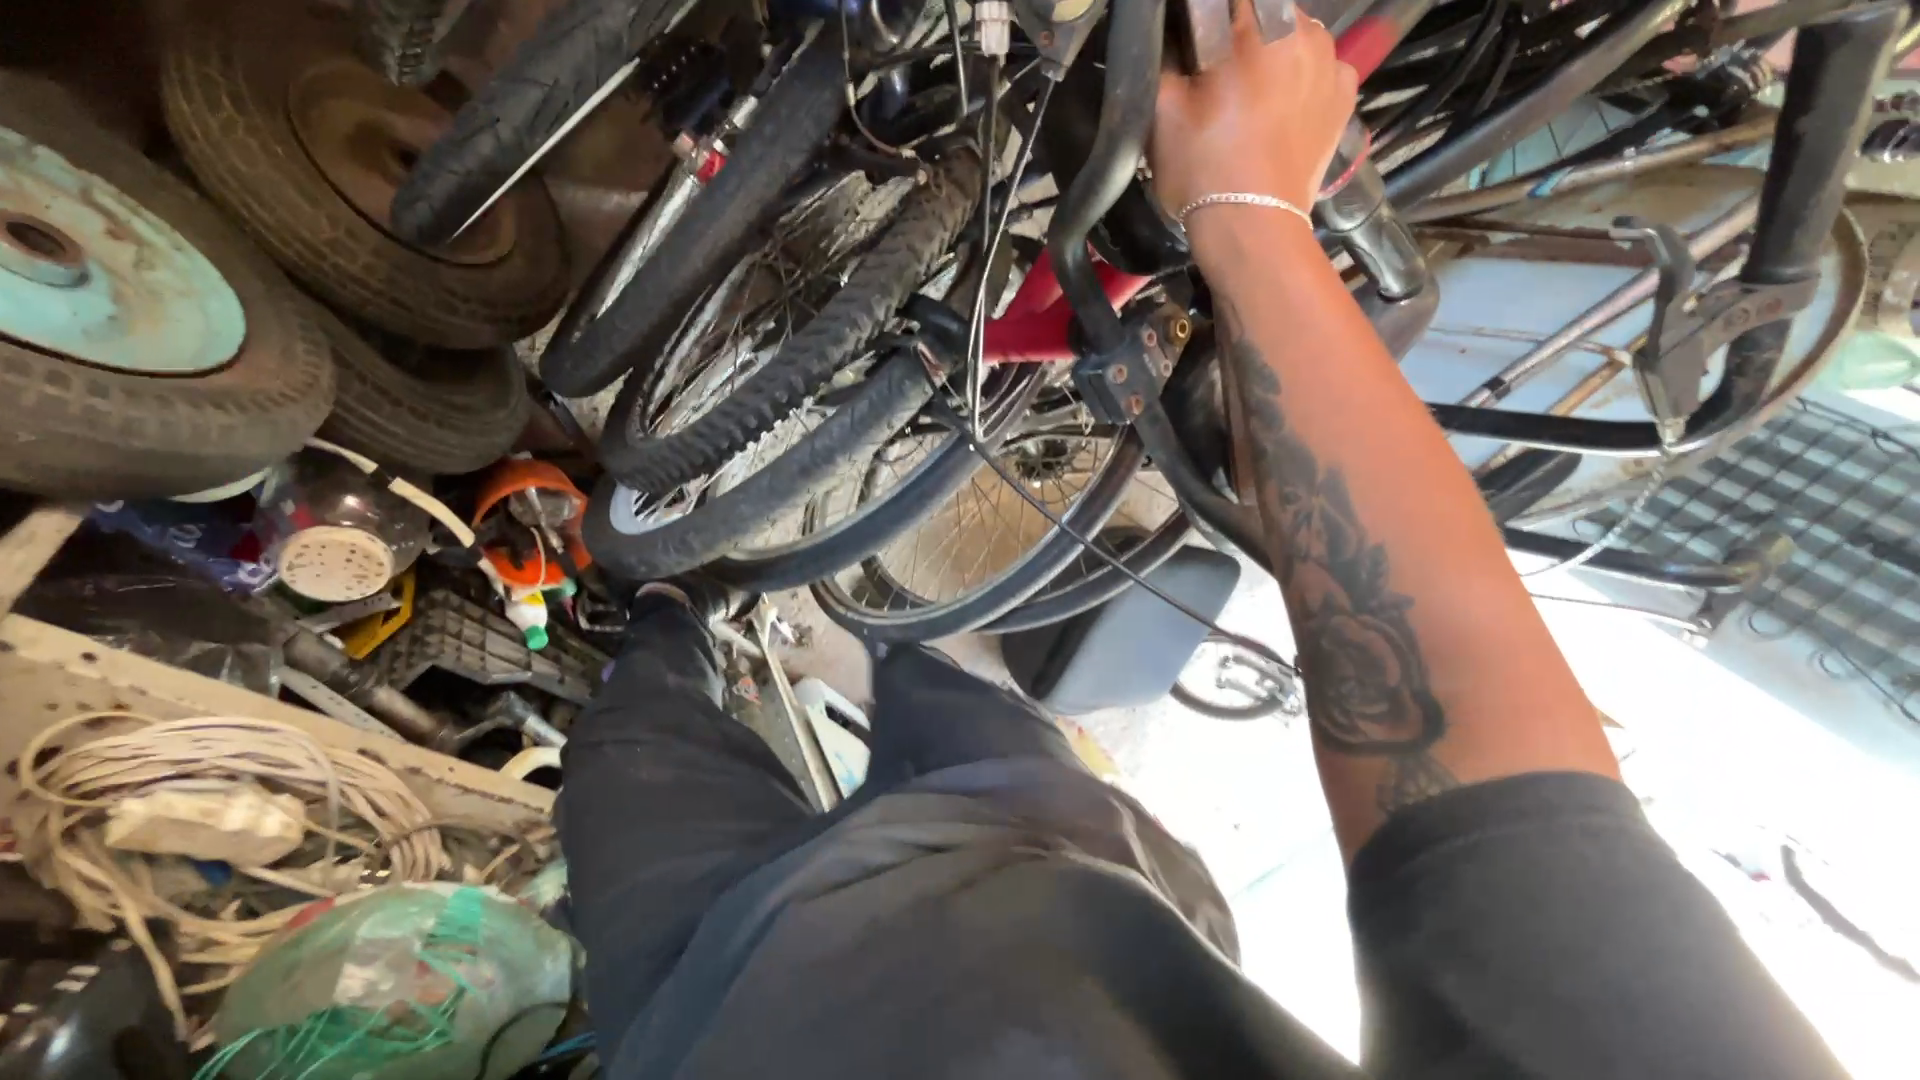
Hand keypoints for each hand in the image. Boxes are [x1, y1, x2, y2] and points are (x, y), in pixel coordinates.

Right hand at [1150, 5, 1356, 222]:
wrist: (1254, 229)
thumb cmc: (1204, 168)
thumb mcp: (1161, 111)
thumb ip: (1165, 57)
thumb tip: (1171, 39)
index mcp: (1260, 23)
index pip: (1227, 0)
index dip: (1207, 19)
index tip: (1193, 51)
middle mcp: (1307, 30)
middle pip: (1266, 14)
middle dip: (1241, 38)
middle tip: (1218, 81)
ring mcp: (1334, 63)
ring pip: (1294, 41)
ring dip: (1272, 59)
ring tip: (1249, 101)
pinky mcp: (1346, 98)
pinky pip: (1319, 73)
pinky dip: (1300, 84)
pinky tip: (1279, 114)